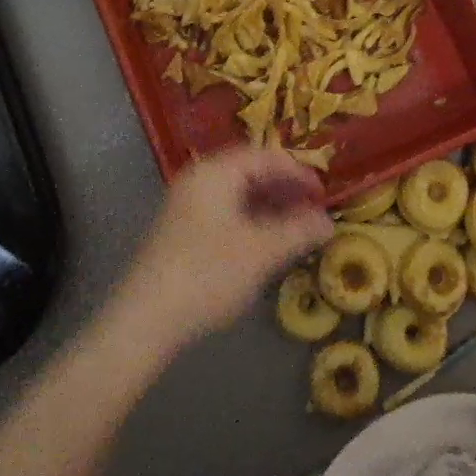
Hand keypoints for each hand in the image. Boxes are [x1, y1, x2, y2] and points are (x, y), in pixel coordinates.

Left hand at [114, 145, 333, 347]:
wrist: (147, 318)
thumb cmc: (208, 274)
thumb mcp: (261, 252)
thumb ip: (298, 231)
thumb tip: (328, 221)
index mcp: (215, 172)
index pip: (264, 156)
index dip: (298, 172)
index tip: (325, 193)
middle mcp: (198, 180)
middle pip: (250, 172)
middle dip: (285, 189)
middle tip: (315, 209)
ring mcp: (187, 206)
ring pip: (237, 194)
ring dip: (270, 206)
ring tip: (298, 228)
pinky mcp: (182, 231)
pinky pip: (225, 212)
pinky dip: (251, 221)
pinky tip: (267, 244)